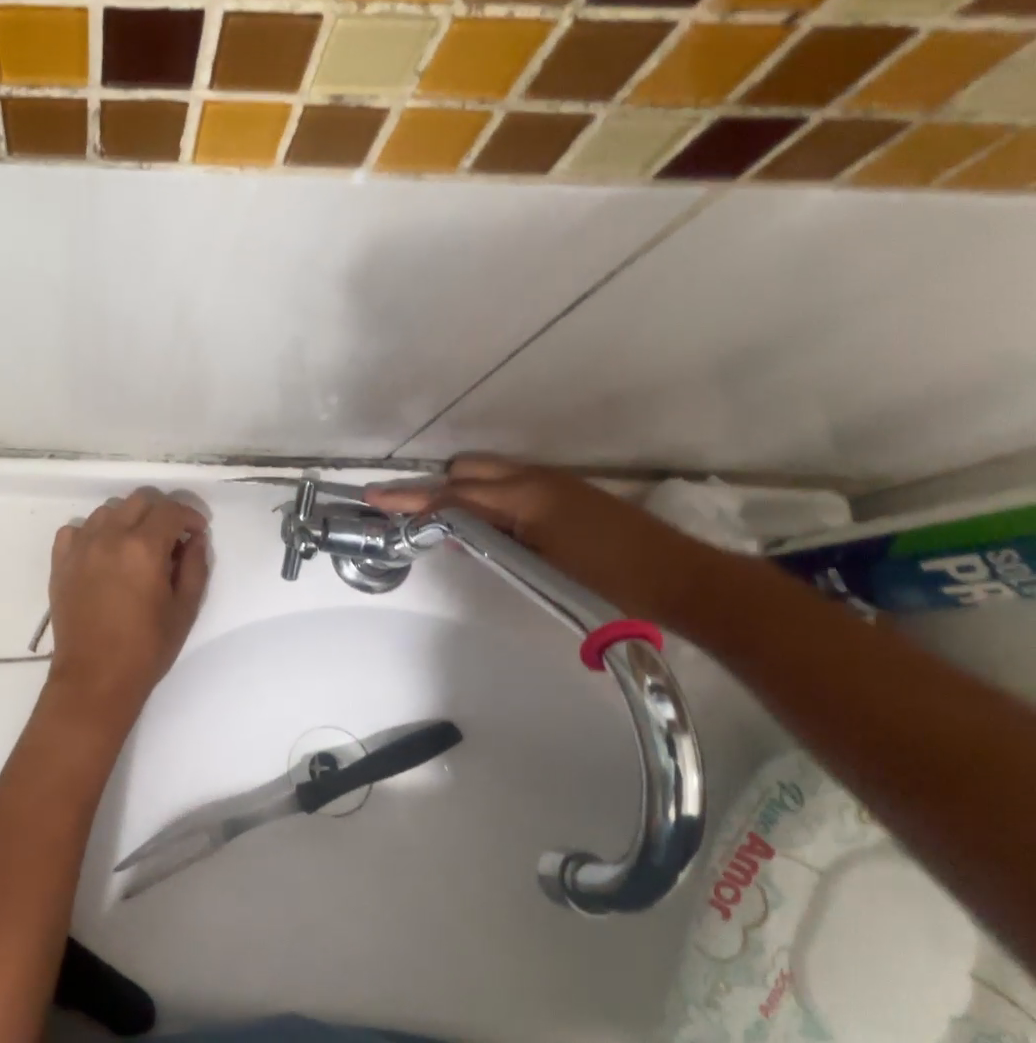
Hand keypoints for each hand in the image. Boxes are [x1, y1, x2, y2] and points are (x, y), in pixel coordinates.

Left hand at [46, 487, 210, 716]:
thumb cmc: (146, 648)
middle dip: (161, 512)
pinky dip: (93, 533)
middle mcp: (109, 537)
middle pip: (139, 500)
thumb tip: (195, 540)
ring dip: (128, 519)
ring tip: (137, 546)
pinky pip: (75, 530)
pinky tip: (103, 554)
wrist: (95, 677)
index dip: (190, 515)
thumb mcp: (185, 609)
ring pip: (107, 511)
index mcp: (143, 547)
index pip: (171, 510)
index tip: (197, 530)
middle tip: (171, 537)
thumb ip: (195, 566)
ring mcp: (80, 547)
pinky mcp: (60, 562)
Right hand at [366, 456, 723, 626]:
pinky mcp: (565, 490)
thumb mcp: (538, 567)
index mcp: (524, 499)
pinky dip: (484, 495)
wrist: (679, 578)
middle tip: (410, 518)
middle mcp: (534, 480)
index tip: (373, 498)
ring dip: (460, 491)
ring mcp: (552, 481)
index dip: (411, 501)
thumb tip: (451, 534)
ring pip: (487, 472)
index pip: (453, 497)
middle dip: (434, 489)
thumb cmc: (608, 582)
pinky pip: (507, 481)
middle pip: (466, 471)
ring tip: (446, 525)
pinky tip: (487, 524)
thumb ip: (488, 543)